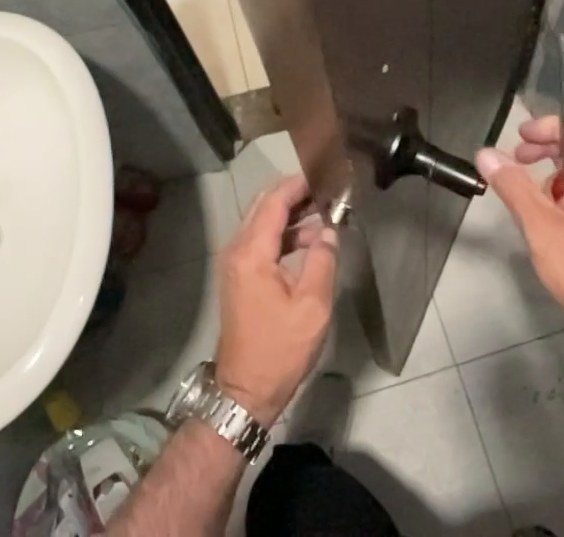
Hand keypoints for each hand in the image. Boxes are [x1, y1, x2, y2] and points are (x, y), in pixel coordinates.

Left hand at [213, 174, 339, 424]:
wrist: (246, 390)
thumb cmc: (281, 349)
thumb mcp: (313, 305)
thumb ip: (322, 260)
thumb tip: (330, 230)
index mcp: (251, 253)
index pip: (275, 201)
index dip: (299, 184)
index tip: (325, 173)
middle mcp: (236, 250)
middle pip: (264, 206)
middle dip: (295, 193)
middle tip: (328, 188)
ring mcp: (234, 264)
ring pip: (262, 223)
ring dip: (291, 214)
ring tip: (327, 211)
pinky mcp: (239, 277)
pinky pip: (260, 241)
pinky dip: (284, 233)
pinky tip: (310, 239)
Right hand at [476, 115, 563, 357]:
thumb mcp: (539, 225)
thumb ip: (514, 186)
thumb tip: (486, 154)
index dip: (548, 126)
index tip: (519, 139)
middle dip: (545, 148)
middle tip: (516, 161)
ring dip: (550, 174)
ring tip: (529, 198)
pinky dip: (561, 194)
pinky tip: (545, 218)